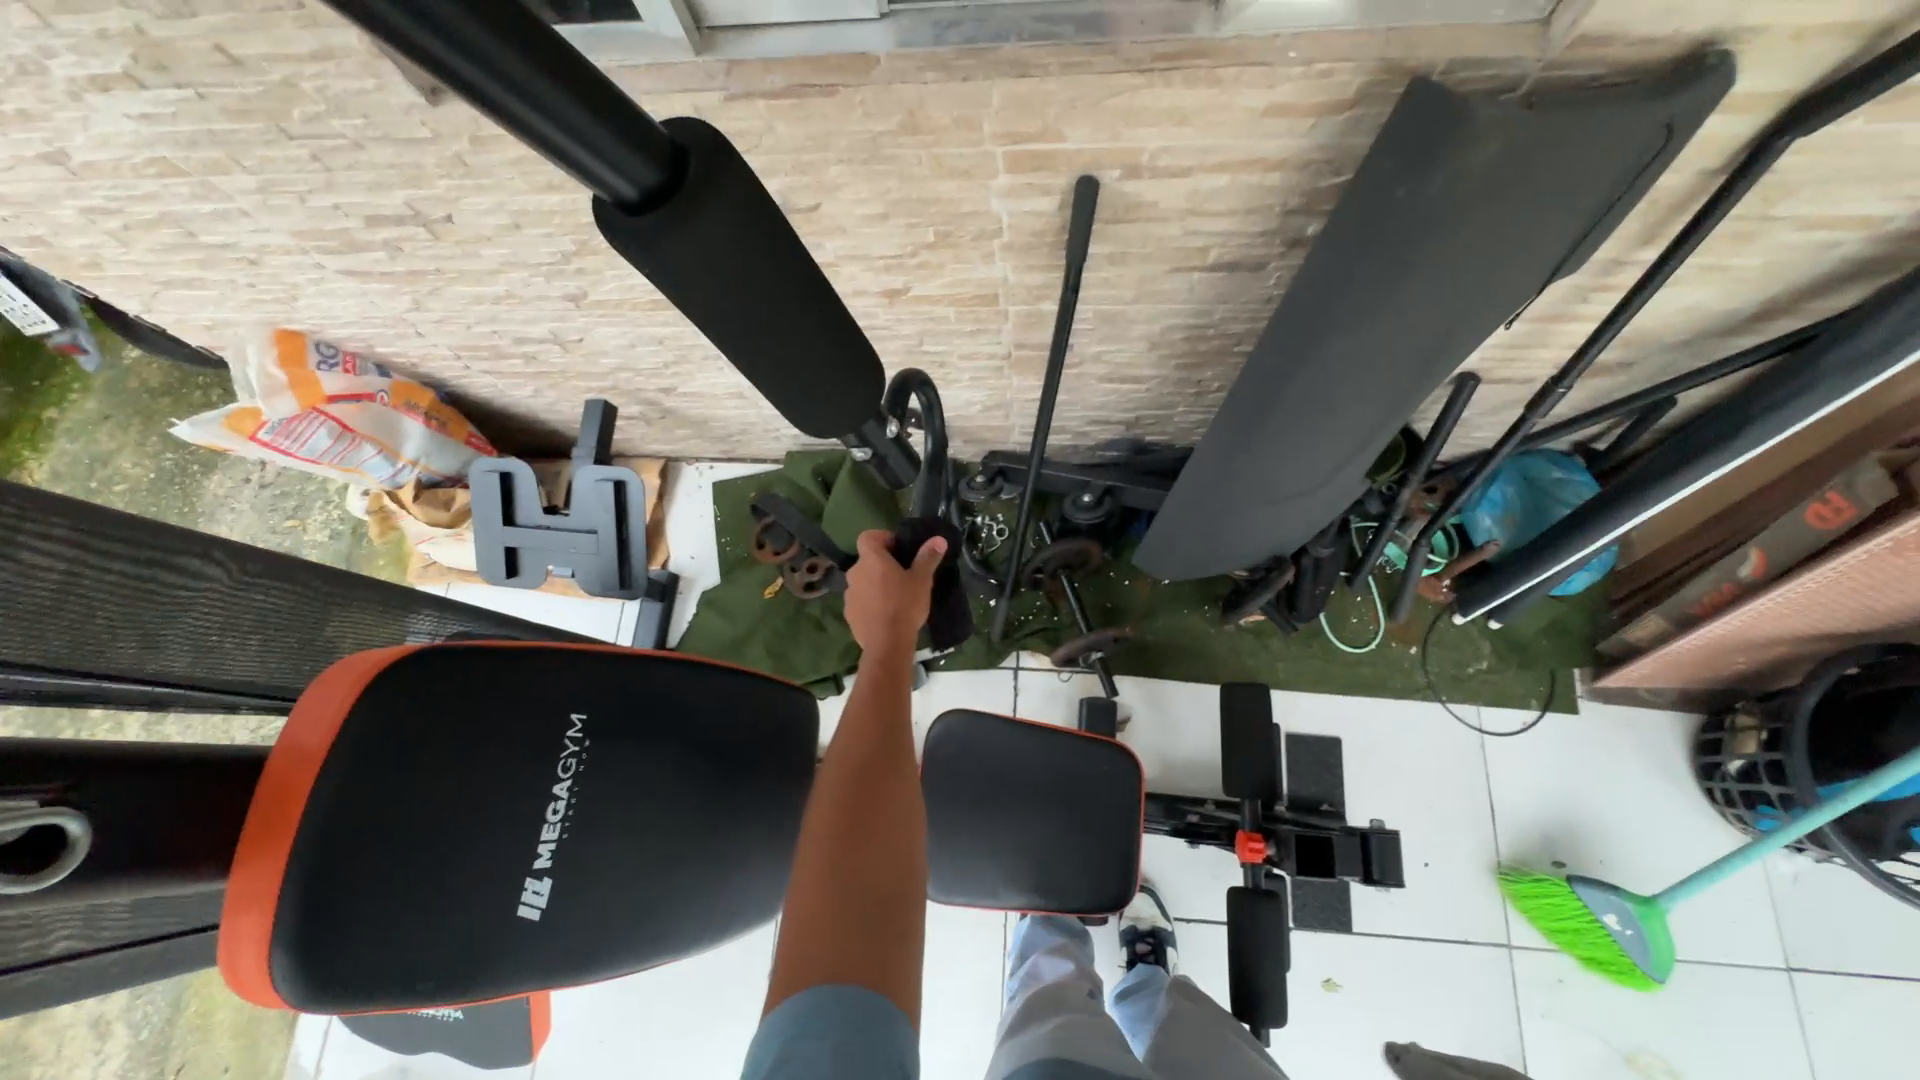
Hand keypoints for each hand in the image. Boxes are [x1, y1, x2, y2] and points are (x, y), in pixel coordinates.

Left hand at [843, 529, 946, 658]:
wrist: (887, 643)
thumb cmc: (905, 605)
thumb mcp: (922, 580)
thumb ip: (928, 557)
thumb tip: (939, 539)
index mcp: (871, 559)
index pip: (867, 537)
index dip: (882, 539)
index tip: (898, 549)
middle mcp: (855, 572)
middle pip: (866, 561)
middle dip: (882, 565)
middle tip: (901, 575)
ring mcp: (849, 594)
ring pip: (863, 582)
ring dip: (874, 584)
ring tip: (894, 597)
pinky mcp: (849, 614)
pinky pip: (860, 601)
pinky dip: (870, 603)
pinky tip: (885, 615)